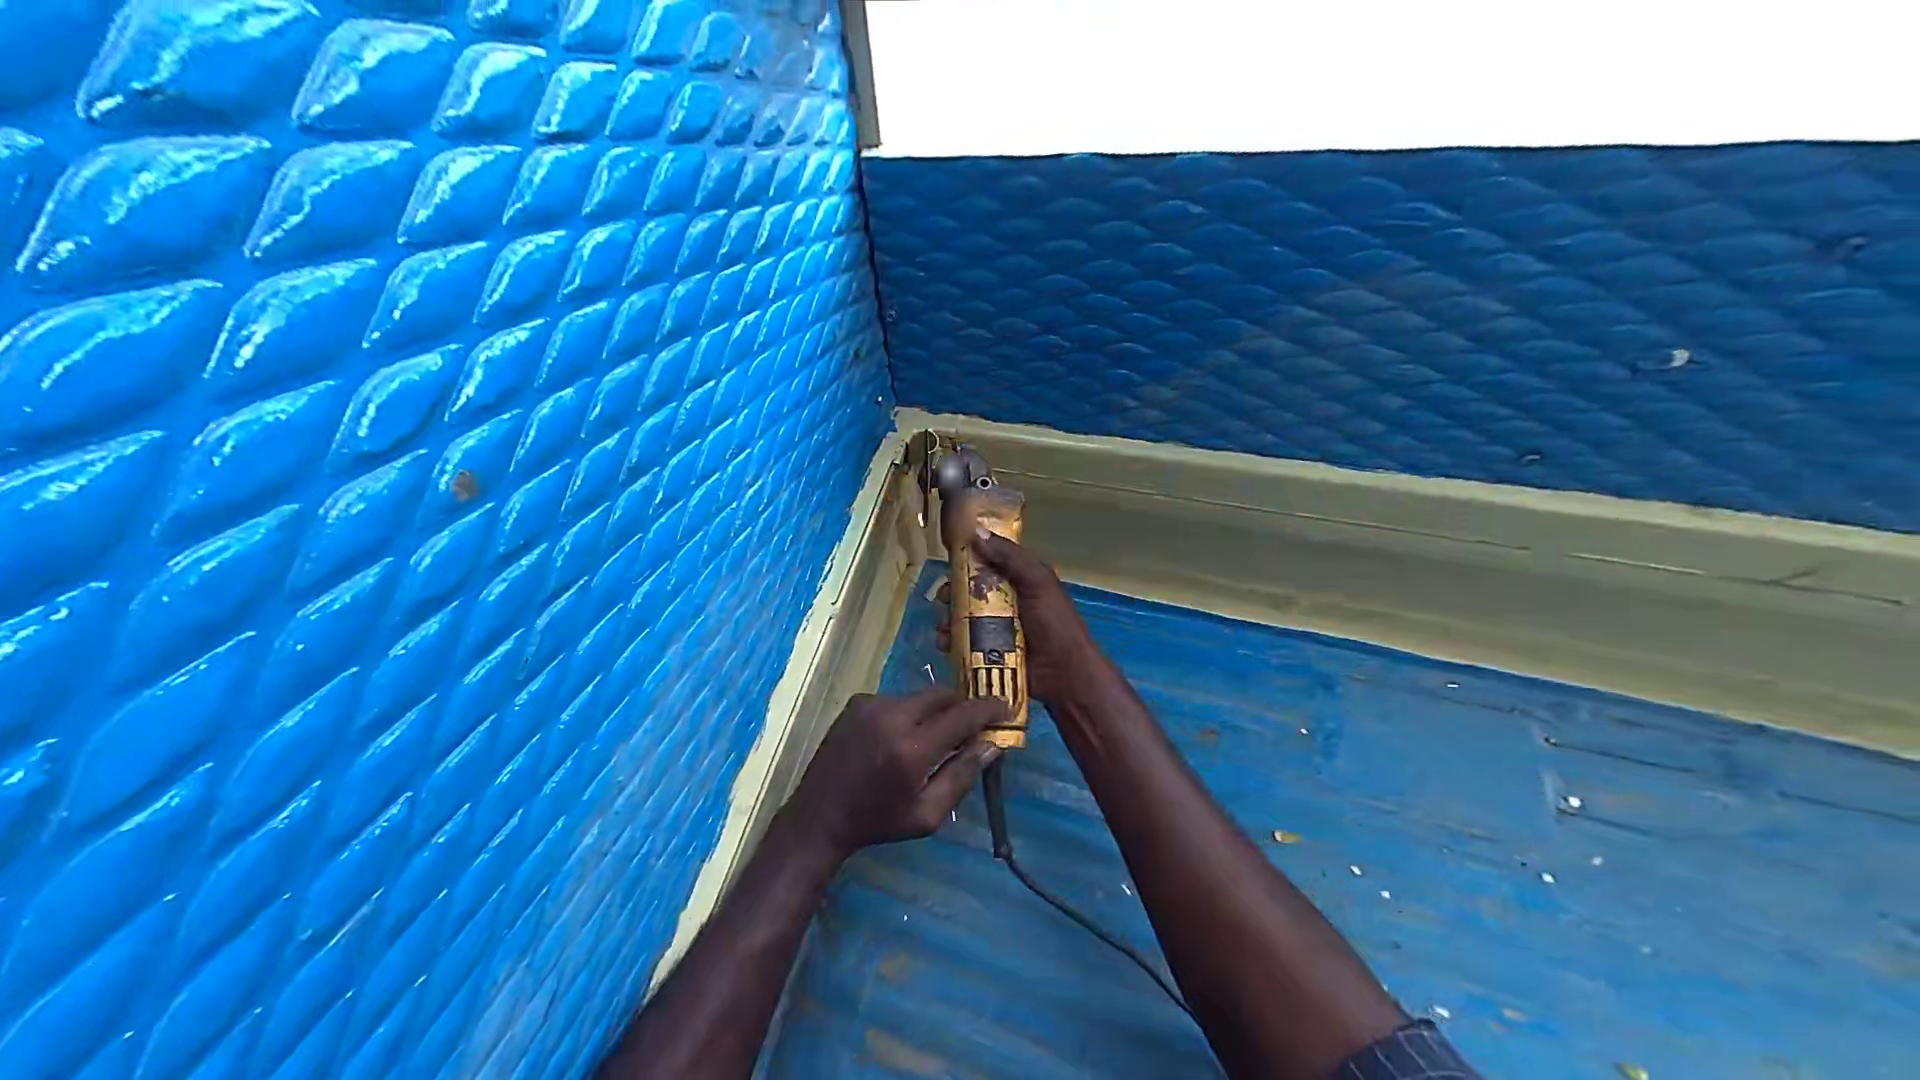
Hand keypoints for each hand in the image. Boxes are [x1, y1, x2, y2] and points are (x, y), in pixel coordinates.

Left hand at [783, 687, 1004, 857]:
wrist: (819, 816)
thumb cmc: (878, 821)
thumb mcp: (928, 815)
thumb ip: (962, 776)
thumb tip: (991, 745)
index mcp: (912, 750)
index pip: (963, 716)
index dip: (988, 709)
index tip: (1005, 707)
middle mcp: (892, 717)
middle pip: (943, 695)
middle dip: (962, 706)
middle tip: (972, 723)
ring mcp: (871, 705)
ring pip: (919, 697)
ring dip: (933, 712)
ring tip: (931, 738)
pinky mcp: (858, 702)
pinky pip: (896, 700)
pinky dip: (907, 713)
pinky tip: (898, 738)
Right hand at [936, 530, 1106, 706]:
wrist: (1064, 674)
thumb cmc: (1054, 623)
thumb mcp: (1038, 582)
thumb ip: (1010, 557)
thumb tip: (976, 533)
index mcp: (1020, 581)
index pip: (989, 563)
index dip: (968, 560)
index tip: (949, 560)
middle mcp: (1006, 602)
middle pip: (969, 591)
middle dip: (952, 593)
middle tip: (943, 597)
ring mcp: (996, 629)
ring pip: (962, 617)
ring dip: (948, 619)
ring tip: (943, 626)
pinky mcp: (988, 653)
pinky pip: (962, 643)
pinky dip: (950, 642)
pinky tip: (945, 643)